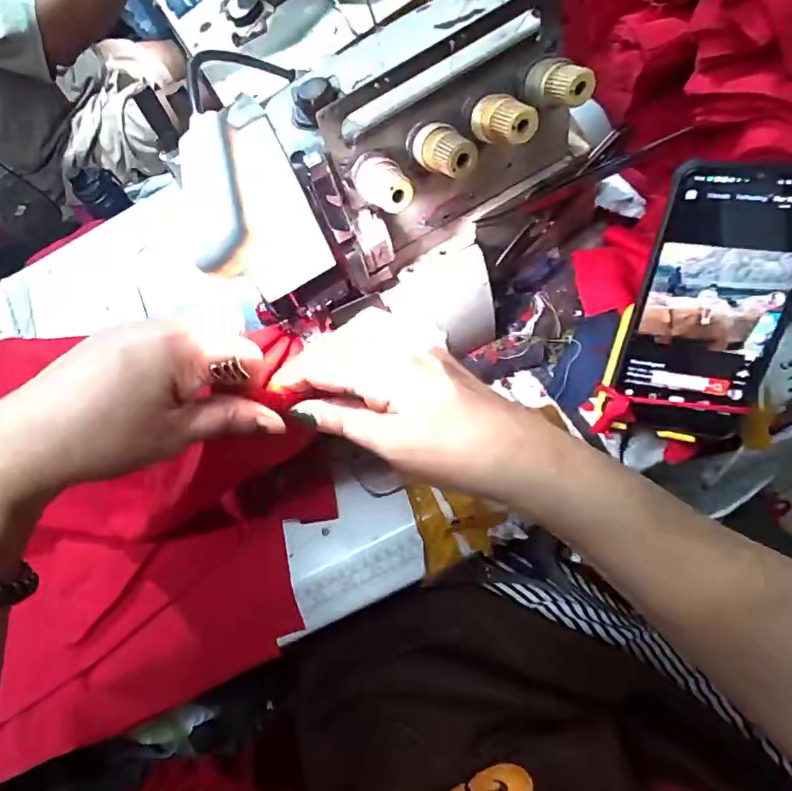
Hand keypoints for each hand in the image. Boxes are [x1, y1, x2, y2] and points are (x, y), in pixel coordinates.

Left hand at [0, 317, 284, 503]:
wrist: (29, 437)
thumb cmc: (109, 438)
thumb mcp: (175, 433)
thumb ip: (229, 418)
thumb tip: (278, 419)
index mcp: (182, 342)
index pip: (245, 349)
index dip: (257, 383)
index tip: (249, 414)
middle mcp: (160, 321)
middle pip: (218, 336)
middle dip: (229, 372)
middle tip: (216, 411)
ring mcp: (131, 325)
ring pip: (189, 337)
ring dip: (201, 366)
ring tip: (182, 406)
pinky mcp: (110, 336)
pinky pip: (159, 339)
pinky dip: (172, 362)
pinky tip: (151, 393)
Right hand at [272, 309, 570, 501]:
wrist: (520, 455)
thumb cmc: (453, 456)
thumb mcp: (391, 445)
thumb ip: (342, 421)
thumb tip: (301, 411)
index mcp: (387, 365)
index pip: (324, 361)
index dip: (293, 377)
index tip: (271, 396)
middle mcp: (401, 343)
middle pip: (339, 341)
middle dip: (309, 363)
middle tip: (289, 393)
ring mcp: (419, 345)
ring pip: (360, 334)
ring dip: (331, 353)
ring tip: (317, 382)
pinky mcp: (431, 354)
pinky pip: (382, 339)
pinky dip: (356, 351)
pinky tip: (352, 370)